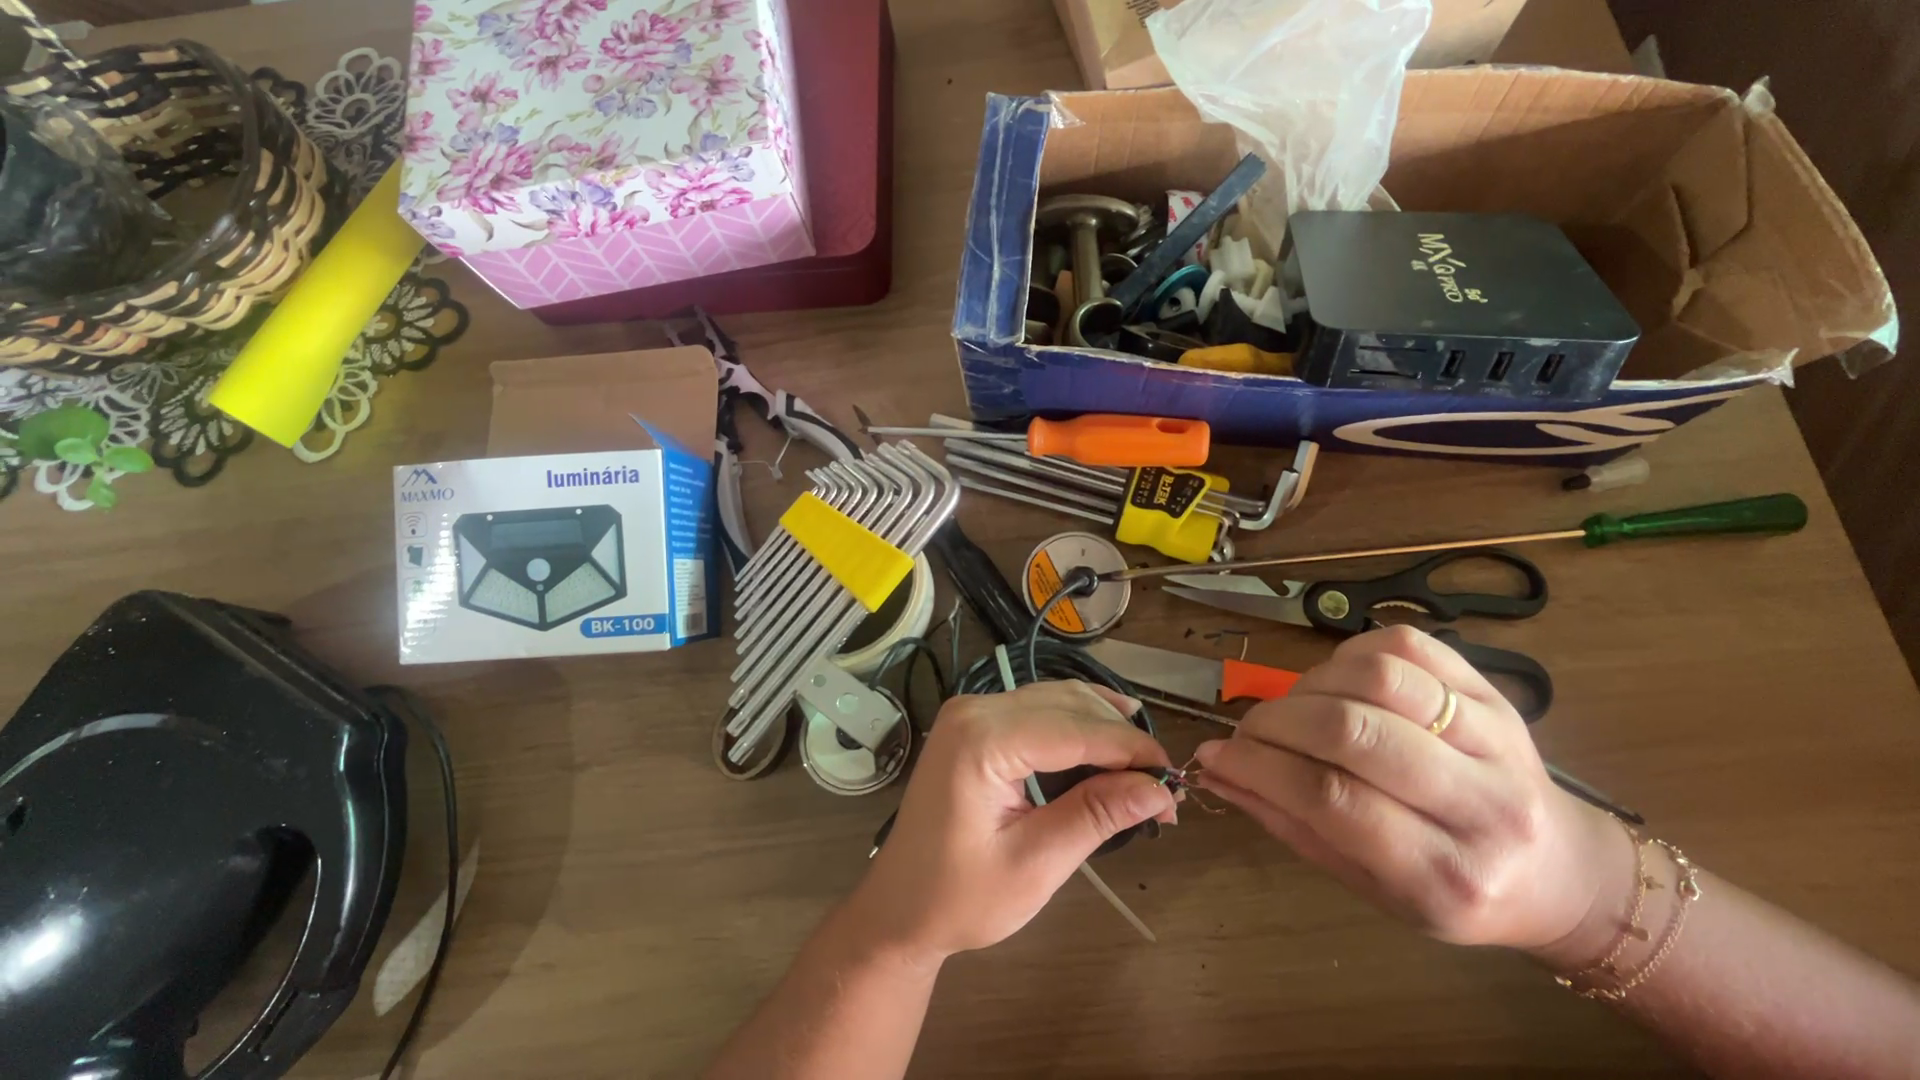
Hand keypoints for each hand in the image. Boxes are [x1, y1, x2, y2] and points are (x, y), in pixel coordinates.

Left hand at [847, 681, 1177, 965]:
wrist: (899, 907)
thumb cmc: (959, 897)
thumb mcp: (1035, 864)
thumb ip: (1096, 816)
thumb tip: (1159, 789)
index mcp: (981, 740)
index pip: (1076, 729)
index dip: (1131, 750)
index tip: (1174, 780)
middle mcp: (975, 709)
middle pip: (1069, 706)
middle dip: (1121, 740)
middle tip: (1162, 787)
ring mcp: (971, 712)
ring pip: (1057, 701)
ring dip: (1103, 729)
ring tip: (1143, 773)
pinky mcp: (975, 724)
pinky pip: (1038, 711)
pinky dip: (1077, 728)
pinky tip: (1107, 749)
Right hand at [1195, 625, 1629, 958]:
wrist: (1558, 871)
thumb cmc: (1451, 890)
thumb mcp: (1370, 886)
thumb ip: (1291, 824)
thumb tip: (1217, 770)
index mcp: (1447, 875)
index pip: (1334, 801)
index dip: (1260, 767)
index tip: (1216, 753)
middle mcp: (1483, 806)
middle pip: (1356, 732)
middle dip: (1279, 721)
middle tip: (1248, 729)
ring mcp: (1500, 740)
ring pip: (1382, 679)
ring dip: (1313, 685)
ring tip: (1294, 708)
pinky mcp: (1497, 693)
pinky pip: (1410, 647)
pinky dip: (1352, 655)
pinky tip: (1336, 681)